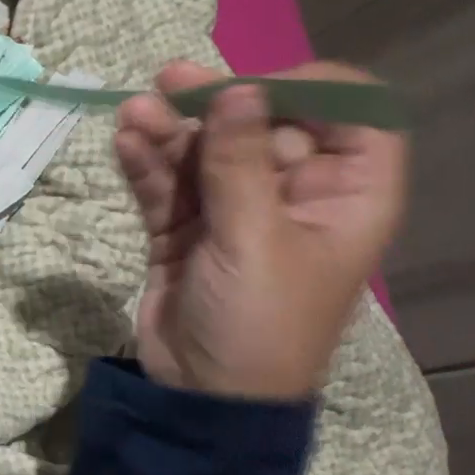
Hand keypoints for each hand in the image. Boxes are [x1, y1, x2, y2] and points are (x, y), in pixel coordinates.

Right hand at [112, 61, 408, 399]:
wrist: (203, 394)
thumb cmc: (258, 321)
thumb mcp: (255, 240)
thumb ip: (239, 165)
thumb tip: (234, 90)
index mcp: (347, 193)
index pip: (349, 113)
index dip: (304, 88)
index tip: (247, 87)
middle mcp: (294, 194)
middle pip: (262, 127)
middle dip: (216, 104)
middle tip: (169, 81)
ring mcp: (234, 214)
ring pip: (204, 156)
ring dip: (169, 133)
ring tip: (131, 113)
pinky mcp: (184, 234)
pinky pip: (168, 188)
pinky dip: (147, 166)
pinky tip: (125, 142)